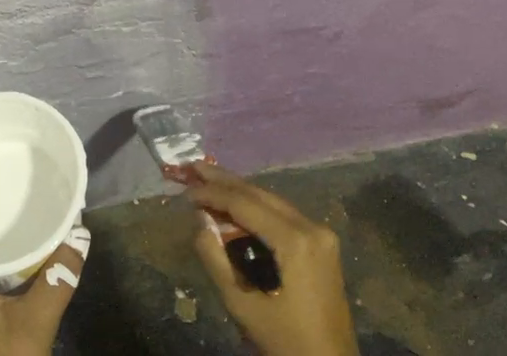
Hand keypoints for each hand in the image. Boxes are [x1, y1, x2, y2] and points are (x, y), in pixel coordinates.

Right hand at [187, 163, 358, 355]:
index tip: (184, 190)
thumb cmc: (286, 341)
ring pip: (272, 202)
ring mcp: (321, 236)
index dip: (212, 194)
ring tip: (207, 181)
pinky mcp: (322, 246)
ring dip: (239, 192)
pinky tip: (235, 207)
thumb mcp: (242, 304)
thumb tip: (200, 220)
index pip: (245, 203)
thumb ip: (216, 258)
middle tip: (193, 168)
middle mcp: (313, 228)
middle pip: (260, 195)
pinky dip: (256, 209)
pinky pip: (283, 216)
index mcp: (295, 240)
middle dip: (224, 181)